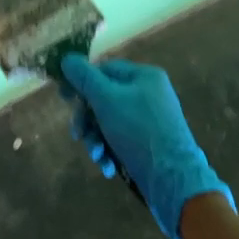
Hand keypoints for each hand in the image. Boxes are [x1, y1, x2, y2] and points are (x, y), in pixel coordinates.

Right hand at [61, 54, 232, 238]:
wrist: (173, 180)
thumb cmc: (138, 131)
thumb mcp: (106, 99)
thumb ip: (84, 77)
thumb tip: (66, 59)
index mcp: (144, 76)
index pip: (104, 70)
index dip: (82, 82)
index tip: (65, 99)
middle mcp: (149, 95)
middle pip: (104, 98)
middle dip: (88, 120)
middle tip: (78, 135)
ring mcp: (151, 121)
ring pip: (110, 122)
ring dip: (97, 139)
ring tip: (97, 156)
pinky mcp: (150, 145)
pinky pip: (122, 140)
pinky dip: (111, 151)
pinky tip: (108, 166)